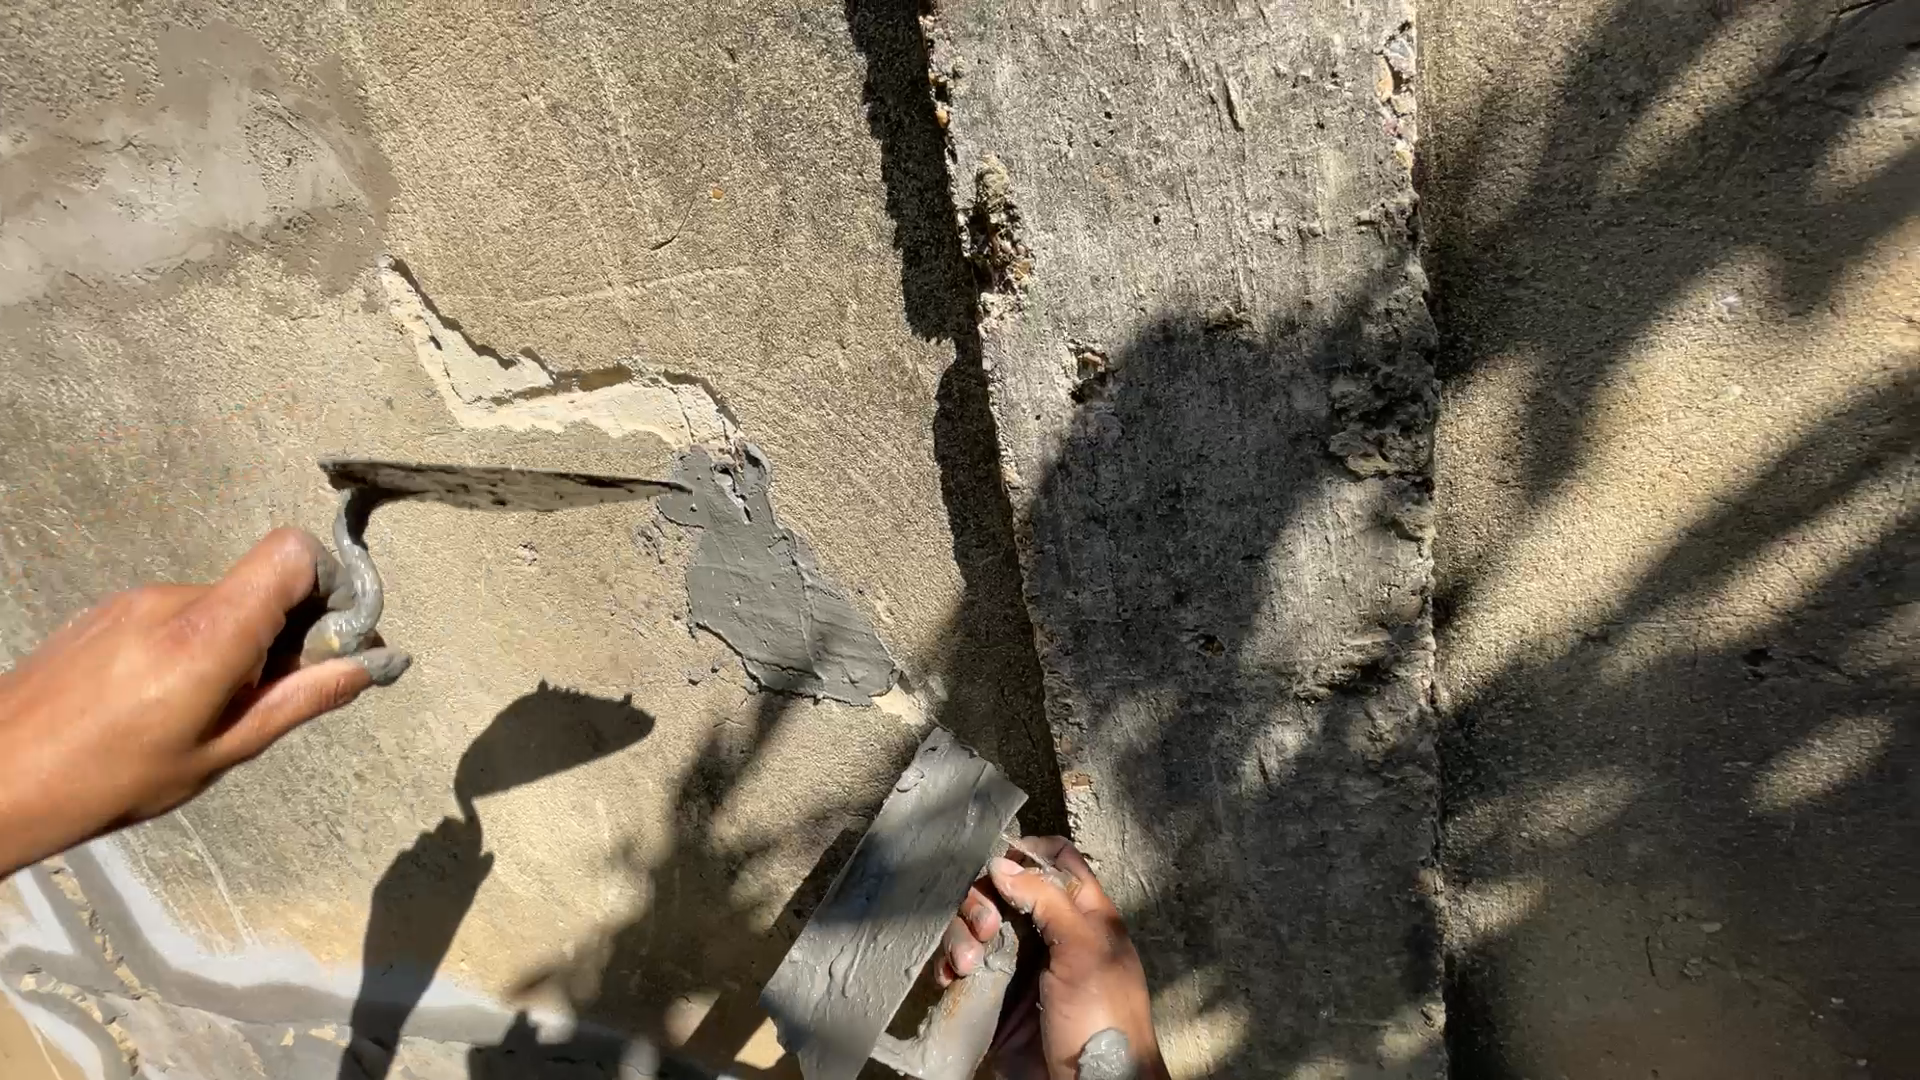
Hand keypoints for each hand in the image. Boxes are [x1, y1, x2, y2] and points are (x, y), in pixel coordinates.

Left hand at [0, 529, 408, 877]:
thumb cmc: (103, 781)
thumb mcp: (227, 750)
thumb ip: (309, 696)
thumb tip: (380, 663)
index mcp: (208, 634)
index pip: (293, 554)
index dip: (330, 581)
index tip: (333, 633)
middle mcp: (173, 601)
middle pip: (270, 583)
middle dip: (297, 626)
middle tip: (279, 686)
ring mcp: (135, 602)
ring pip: (232, 601)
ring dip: (250, 639)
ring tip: (217, 700)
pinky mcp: (109, 612)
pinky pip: (189, 611)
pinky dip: (208, 641)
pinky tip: (175, 692)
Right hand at [941, 836, 1165, 1079]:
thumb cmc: (1101, 1015)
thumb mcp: (1083, 948)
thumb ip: (1044, 898)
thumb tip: (1000, 863)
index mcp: (1080, 911)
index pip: (1056, 858)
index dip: (1029, 851)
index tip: (1002, 862)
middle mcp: (1046, 928)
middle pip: (1004, 886)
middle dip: (984, 898)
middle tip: (985, 926)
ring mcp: (1018, 959)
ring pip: (977, 921)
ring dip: (963, 932)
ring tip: (968, 961)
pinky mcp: (994, 991)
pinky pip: (962, 962)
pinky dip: (950, 962)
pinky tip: (950, 975)